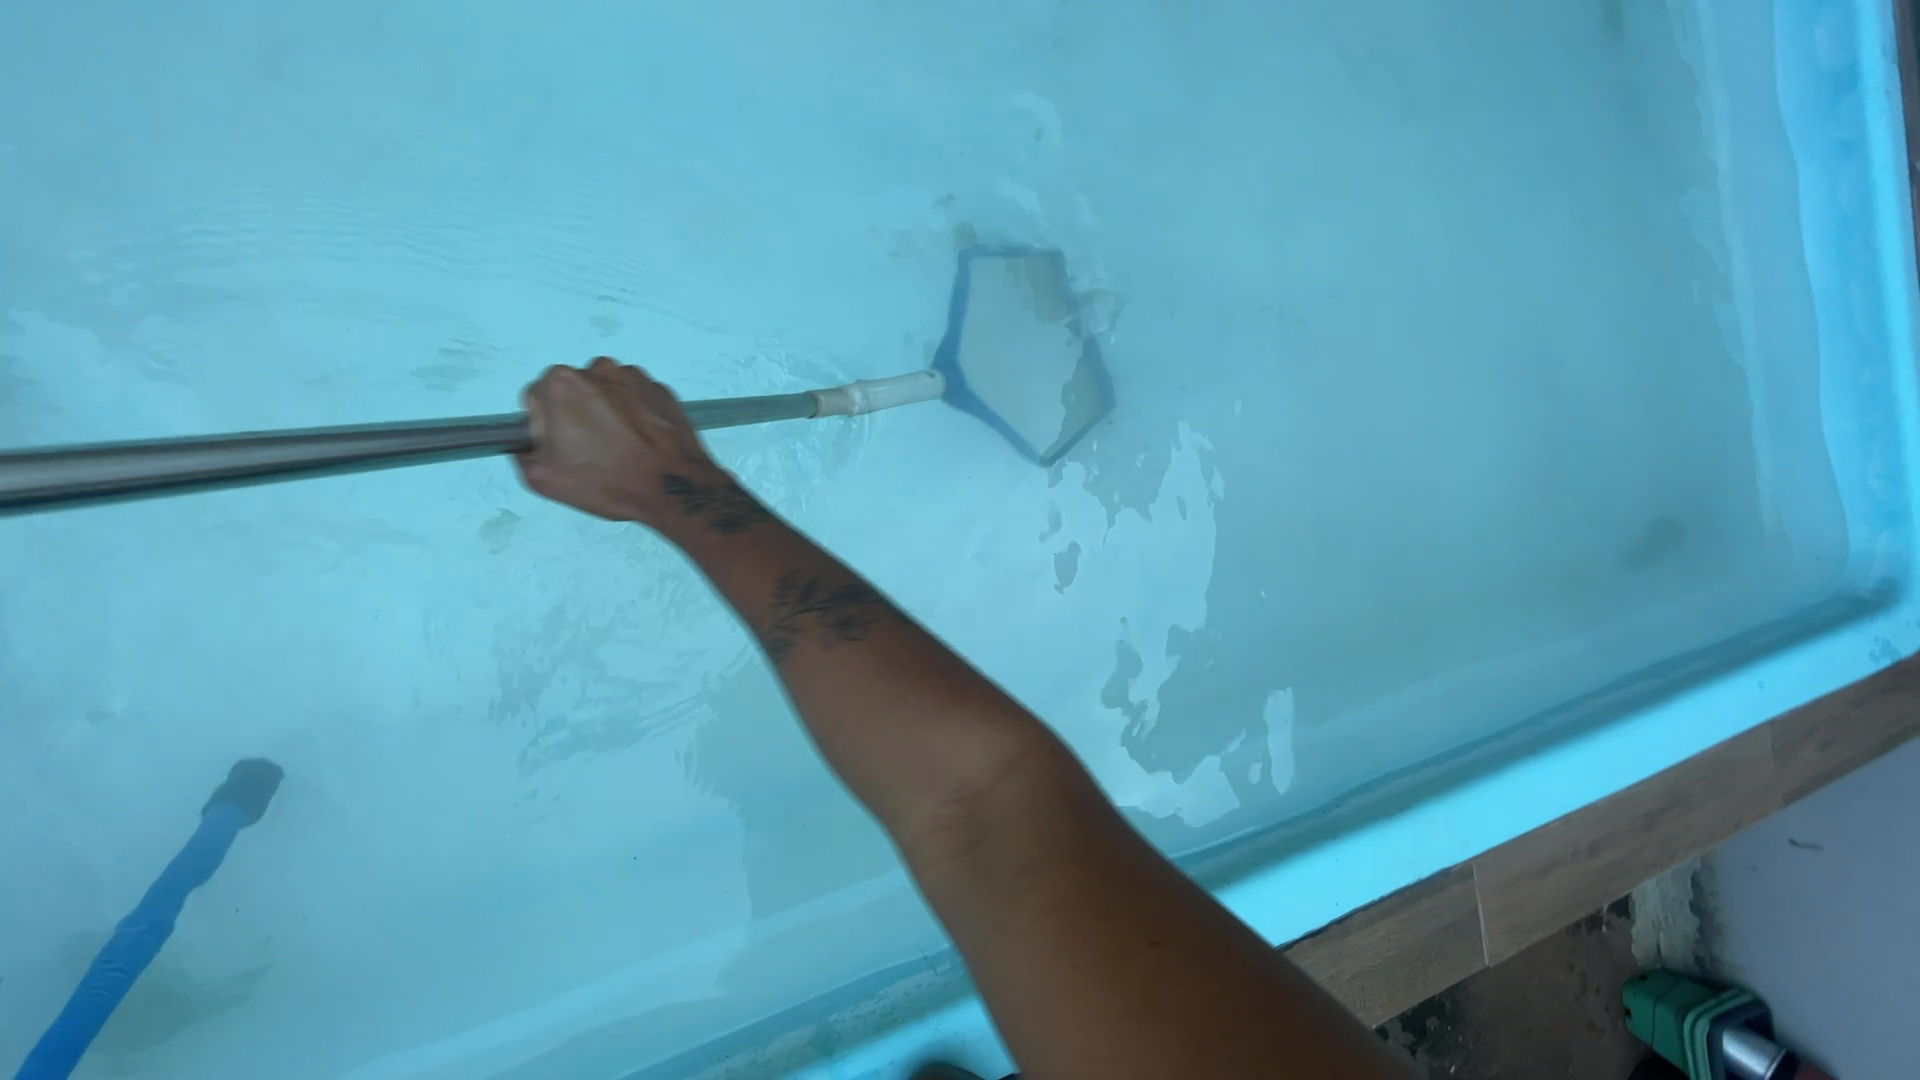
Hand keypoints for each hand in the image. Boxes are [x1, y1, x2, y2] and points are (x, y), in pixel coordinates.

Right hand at [515, 357, 727, 528]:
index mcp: (561, 382)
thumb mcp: (543, 478)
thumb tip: (527, 443)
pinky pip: (638, 401)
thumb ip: (522, 453)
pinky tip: (643, 443)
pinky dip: (636, 416)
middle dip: (577, 418)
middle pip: (574, 393)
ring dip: (608, 415)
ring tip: (622, 449)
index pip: (537, 401)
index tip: (565, 451)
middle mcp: (598, 369)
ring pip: (607, 394)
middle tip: (594, 453)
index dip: (545, 430)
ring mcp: (636, 377)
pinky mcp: (663, 390)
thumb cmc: (607, 481)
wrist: (673, 487)